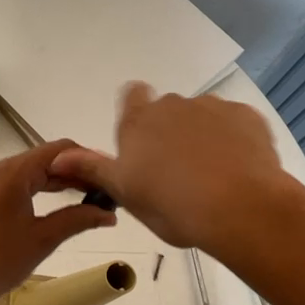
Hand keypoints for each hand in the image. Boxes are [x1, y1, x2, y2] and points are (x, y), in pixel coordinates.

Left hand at [0, 138, 117, 304]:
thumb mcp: (43, 239)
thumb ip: (78, 219)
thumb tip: (109, 214)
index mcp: (12, 172)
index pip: (59, 151)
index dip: (87, 160)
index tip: (110, 174)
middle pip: (44, 159)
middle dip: (75, 172)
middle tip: (105, 189)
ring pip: (30, 171)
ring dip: (57, 181)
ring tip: (89, 196)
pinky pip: (15, 181)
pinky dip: (37, 188)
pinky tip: (58, 201)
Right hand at [48, 82, 301, 253]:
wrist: (241, 209)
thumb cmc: (172, 205)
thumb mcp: (125, 193)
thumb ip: (91, 169)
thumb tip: (57, 157)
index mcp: (138, 122)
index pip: (132, 95)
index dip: (136, 113)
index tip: (143, 143)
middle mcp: (172, 105)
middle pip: (167, 111)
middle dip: (170, 133)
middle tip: (176, 174)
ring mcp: (212, 107)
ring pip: (202, 117)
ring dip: (202, 137)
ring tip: (211, 177)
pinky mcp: (247, 117)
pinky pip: (235, 125)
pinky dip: (233, 142)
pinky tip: (237, 172)